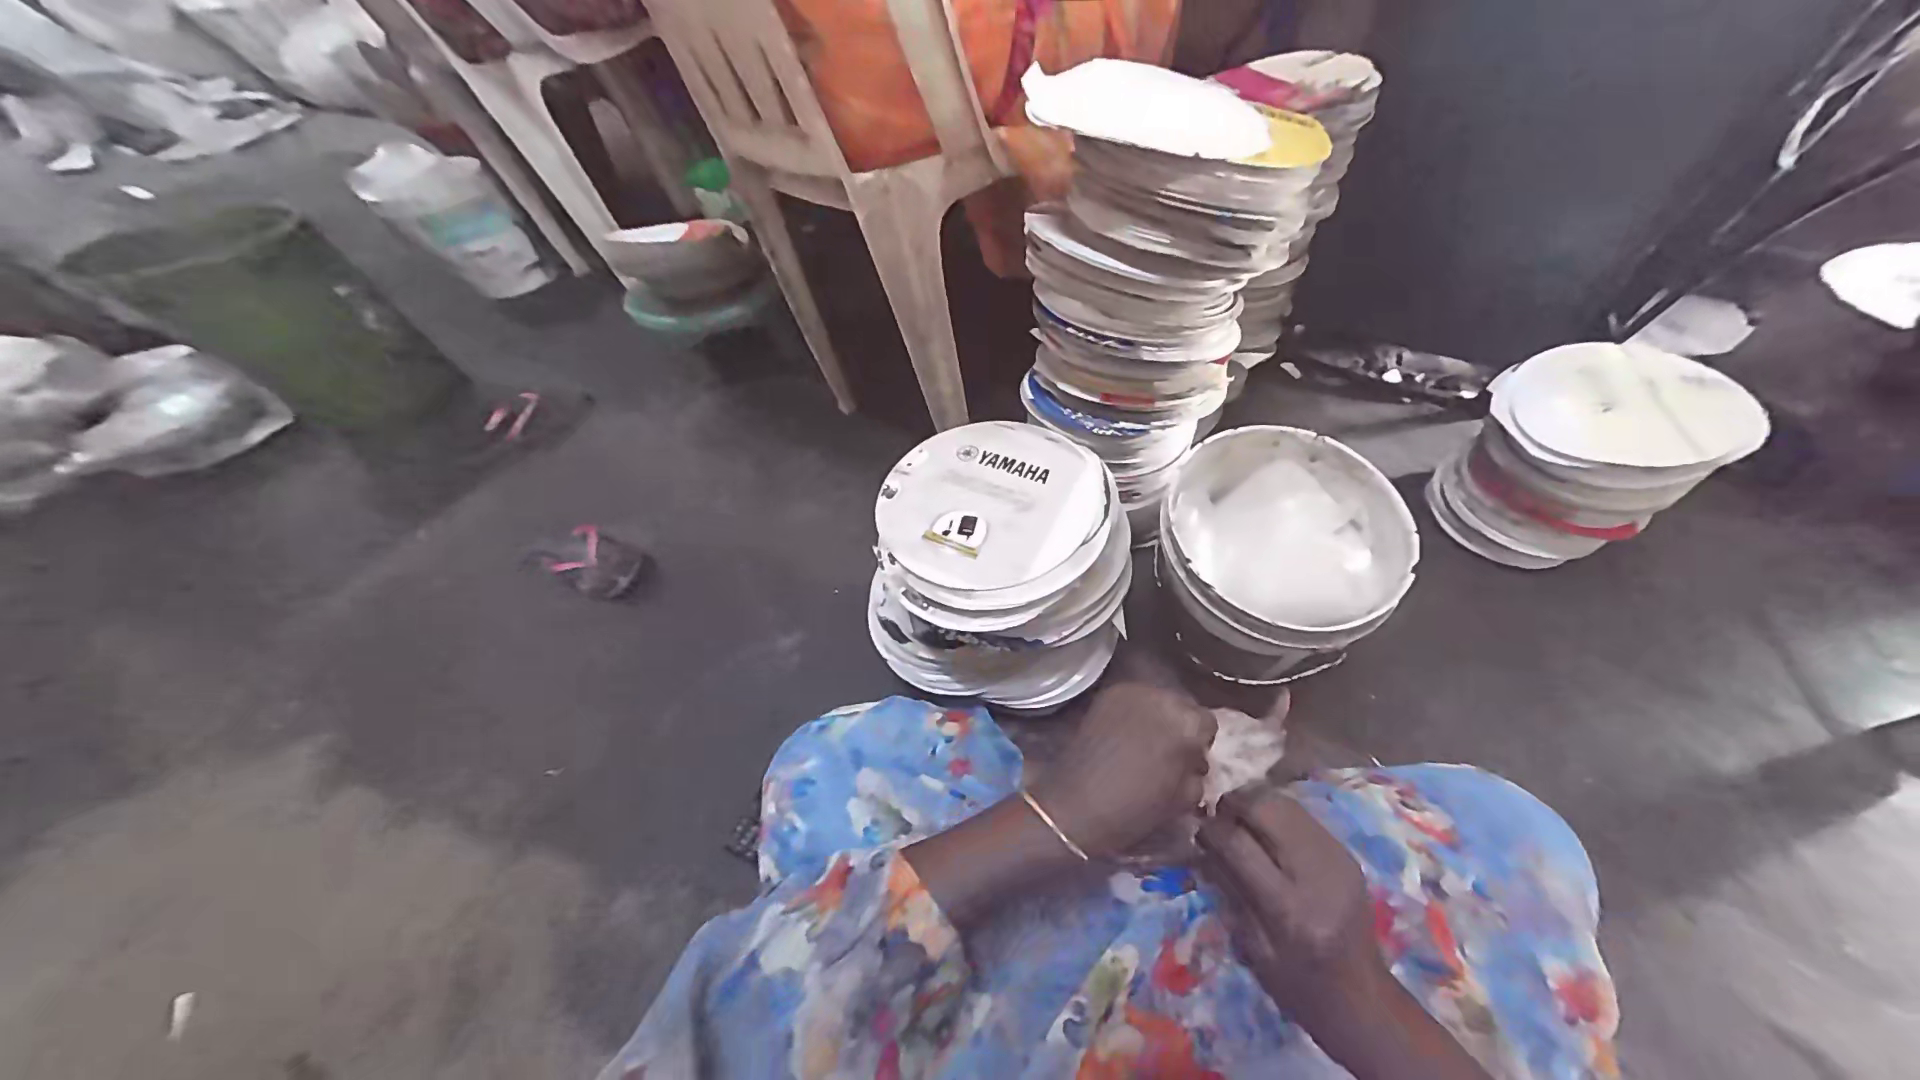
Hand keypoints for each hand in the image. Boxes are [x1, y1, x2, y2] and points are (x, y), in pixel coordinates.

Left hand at [1028, 683, 1217, 858]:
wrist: (1079, 802)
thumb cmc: (1137, 807)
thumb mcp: (1184, 797)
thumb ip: (1197, 771)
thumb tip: (1195, 761)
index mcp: (1188, 724)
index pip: (1207, 723)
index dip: (1199, 743)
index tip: (1188, 759)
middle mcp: (1163, 697)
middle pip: (1182, 705)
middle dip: (1178, 724)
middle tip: (1166, 750)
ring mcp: (1132, 691)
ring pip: (1157, 698)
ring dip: (1156, 715)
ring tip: (1142, 741)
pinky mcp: (1107, 693)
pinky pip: (1132, 698)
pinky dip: (1133, 711)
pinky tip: (1123, 733)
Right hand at [1197, 788, 1382, 1022]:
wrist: (1362, 999)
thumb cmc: (1297, 982)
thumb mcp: (1250, 943)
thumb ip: (1227, 885)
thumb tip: (1202, 836)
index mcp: (1289, 909)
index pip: (1238, 843)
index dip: (1211, 829)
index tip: (1198, 830)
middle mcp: (1318, 875)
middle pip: (1266, 807)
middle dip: (1233, 804)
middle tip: (1219, 818)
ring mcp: (1338, 859)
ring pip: (1284, 802)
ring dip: (1255, 803)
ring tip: (1241, 820)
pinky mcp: (1346, 853)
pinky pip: (1301, 815)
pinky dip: (1276, 814)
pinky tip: (1267, 831)